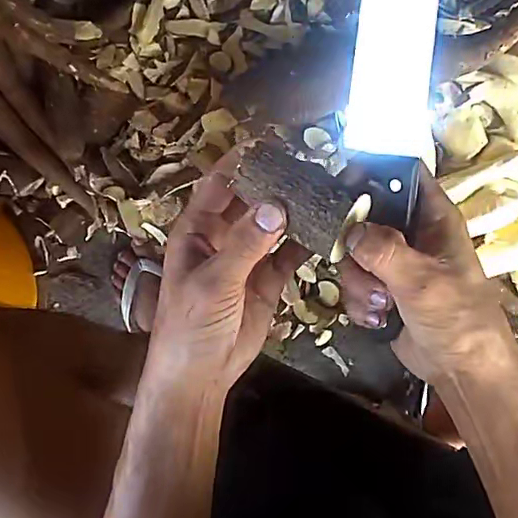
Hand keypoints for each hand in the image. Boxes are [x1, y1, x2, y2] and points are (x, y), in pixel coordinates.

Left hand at [142, 153, 304, 395]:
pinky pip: (289, 254)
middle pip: (251, 200)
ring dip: (295, 210)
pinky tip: (327, 228)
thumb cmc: (190, 324)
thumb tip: (275, 206)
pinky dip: (306, 242)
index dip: (241, 162)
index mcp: (197, 231)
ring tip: (325, 190)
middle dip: (276, 183)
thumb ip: (245, 245)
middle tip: (310, 165)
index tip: (270, 142)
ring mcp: (247, 258)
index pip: (219, 186)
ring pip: (274, 225)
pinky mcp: (267, 280)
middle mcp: (222, 238)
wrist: (200, 374)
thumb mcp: (214, 282)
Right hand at [336, 172, 517, 387]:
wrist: (462, 370)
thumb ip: (384, 250)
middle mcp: (413, 236)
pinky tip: (378, 318)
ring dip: (358, 284)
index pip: (404, 176)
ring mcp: (396, 265)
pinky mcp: (383, 291)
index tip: (346, 187)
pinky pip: (353, 284)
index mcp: (434, 219)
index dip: (375, 172)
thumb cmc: (458, 318)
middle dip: (357, 250)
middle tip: (368, 272)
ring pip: (353, 256)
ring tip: (381, 304)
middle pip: (364, 220)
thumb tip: (350, 230)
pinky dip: (360, 303)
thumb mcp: (422, 280)